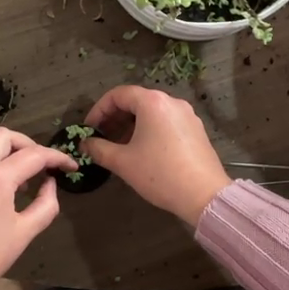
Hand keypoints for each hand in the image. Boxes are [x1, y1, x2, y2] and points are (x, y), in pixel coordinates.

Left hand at [0, 127, 77, 289]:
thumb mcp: (25, 232)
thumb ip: (45, 204)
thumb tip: (49, 184)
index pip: (34, 155)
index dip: (57, 157)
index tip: (71, 166)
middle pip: (4, 136)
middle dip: (28, 144)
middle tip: (42, 164)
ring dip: (8, 151)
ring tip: (22, 176)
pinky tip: (2, 185)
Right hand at [82, 85, 232, 227]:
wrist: (204, 195)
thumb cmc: (159, 174)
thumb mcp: (123, 162)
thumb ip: (99, 149)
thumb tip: (85, 144)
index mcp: (153, 103)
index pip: (118, 95)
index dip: (99, 110)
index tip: (89, 129)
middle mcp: (172, 102)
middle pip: (136, 101)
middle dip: (115, 118)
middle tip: (101, 138)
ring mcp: (187, 115)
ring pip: (152, 112)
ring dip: (131, 125)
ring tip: (119, 146)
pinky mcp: (196, 130)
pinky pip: (166, 122)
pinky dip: (149, 130)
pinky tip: (143, 151)